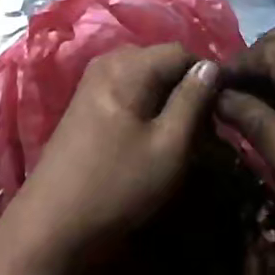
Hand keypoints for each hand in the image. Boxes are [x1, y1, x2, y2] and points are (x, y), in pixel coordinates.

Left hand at [0, 44, 219, 274]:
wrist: (51, 223)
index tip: (223, 111)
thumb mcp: (168, 147)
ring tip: (181, 136)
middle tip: (204, 129)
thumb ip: (192, 101)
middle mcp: (109, 60)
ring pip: (146, 74)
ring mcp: (93, 78)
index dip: (207, 76)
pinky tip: (152, 135)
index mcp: (128, 65)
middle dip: (187, 88)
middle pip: (162, 60)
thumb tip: (211, 66)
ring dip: (168, 98)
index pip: (181, 51)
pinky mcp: (86, 99)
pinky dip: (147, 103)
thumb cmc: (116, 185)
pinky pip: (128, 86)